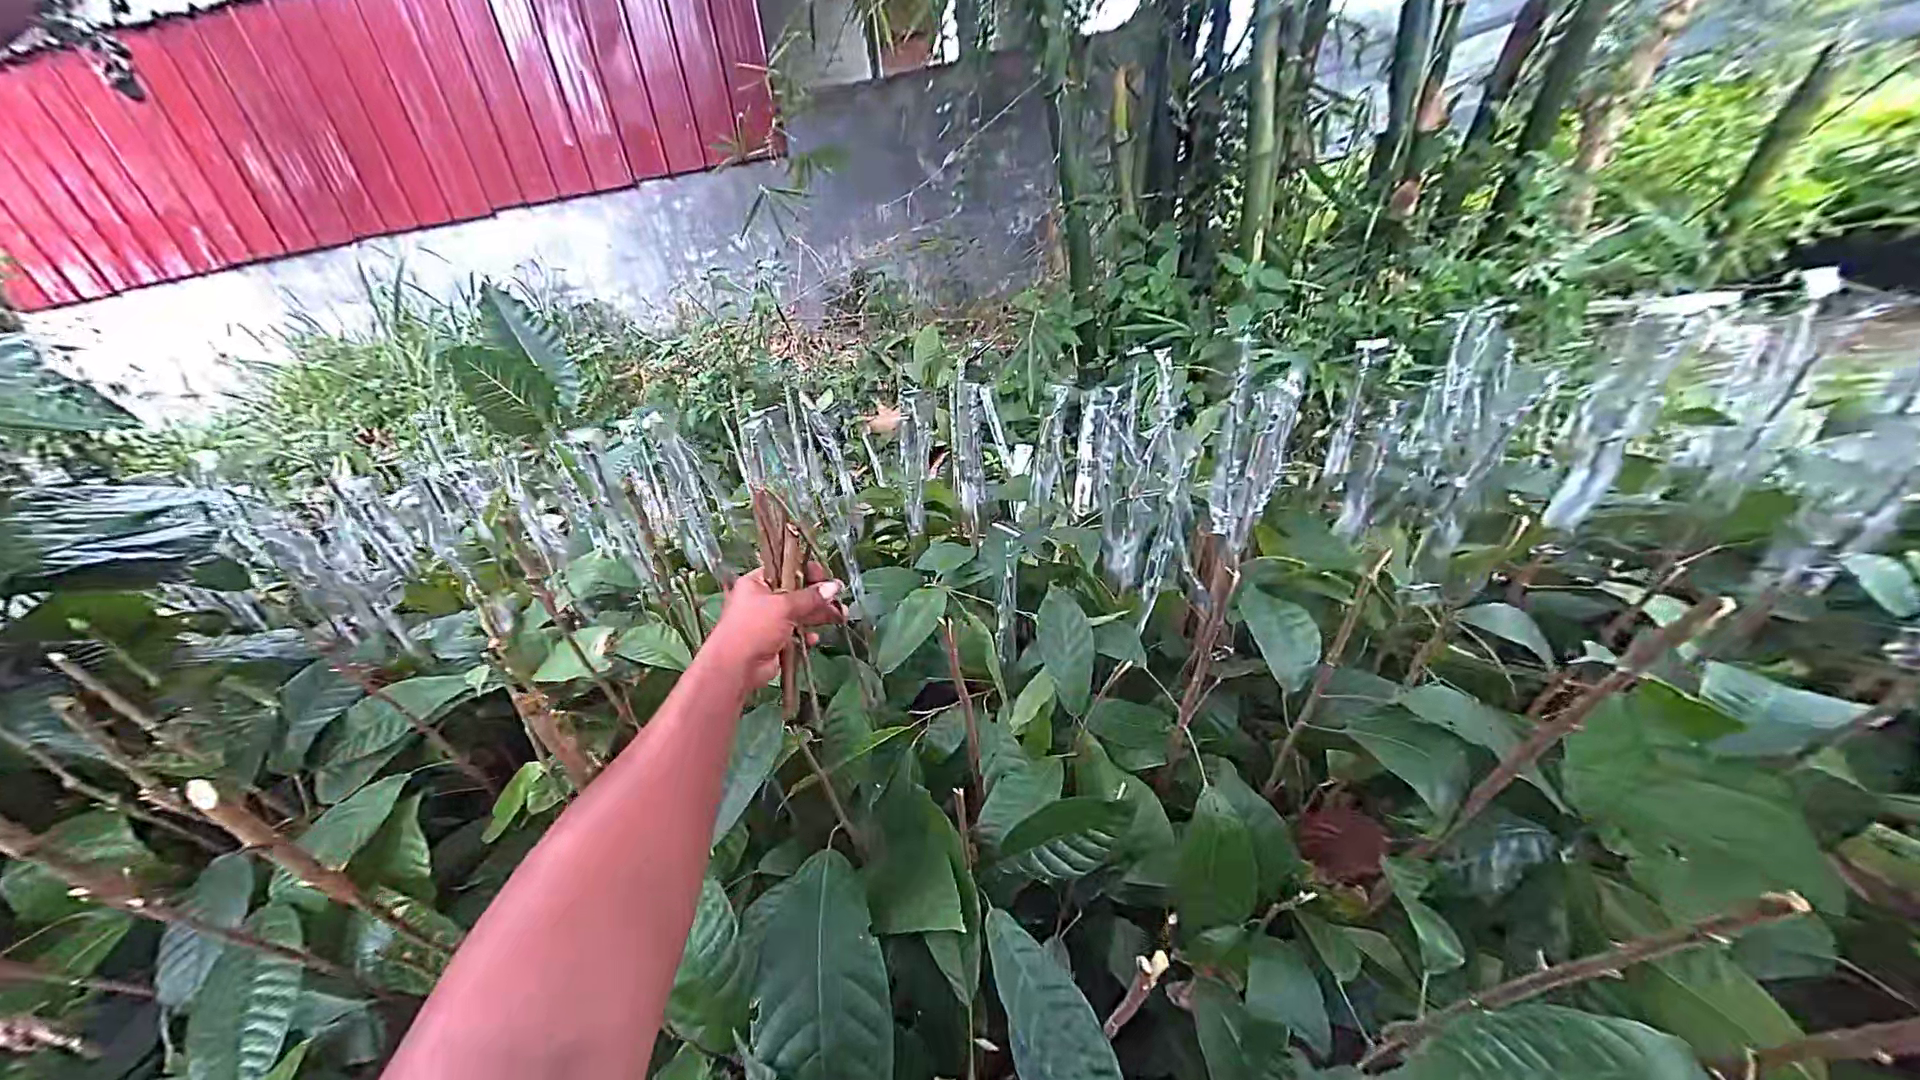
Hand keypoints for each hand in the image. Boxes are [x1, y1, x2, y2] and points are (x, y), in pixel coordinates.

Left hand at [706, 564, 844, 683]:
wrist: (736, 667)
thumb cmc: (754, 627)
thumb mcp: (783, 606)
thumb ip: (810, 597)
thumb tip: (834, 586)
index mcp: (756, 583)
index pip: (785, 569)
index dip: (806, 571)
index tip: (825, 575)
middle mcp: (762, 600)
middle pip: (796, 592)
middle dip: (818, 596)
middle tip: (839, 597)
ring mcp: (769, 621)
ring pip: (799, 613)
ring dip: (819, 614)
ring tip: (841, 615)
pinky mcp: (776, 640)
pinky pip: (797, 633)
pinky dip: (807, 634)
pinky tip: (815, 638)